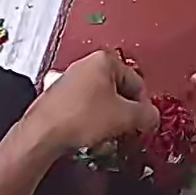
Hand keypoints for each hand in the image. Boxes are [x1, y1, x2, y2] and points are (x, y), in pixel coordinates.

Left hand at [20, 51, 158, 155]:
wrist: (42, 134)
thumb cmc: (83, 118)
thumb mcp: (125, 117)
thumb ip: (147, 115)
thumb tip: (153, 116)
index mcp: (105, 60)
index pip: (137, 83)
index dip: (142, 106)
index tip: (140, 123)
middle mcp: (86, 64)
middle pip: (119, 91)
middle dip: (123, 112)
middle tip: (122, 129)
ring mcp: (70, 78)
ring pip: (102, 100)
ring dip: (108, 118)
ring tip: (103, 134)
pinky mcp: (58, 95)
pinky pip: (84, 106)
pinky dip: (90, 119)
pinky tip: (86, 134)